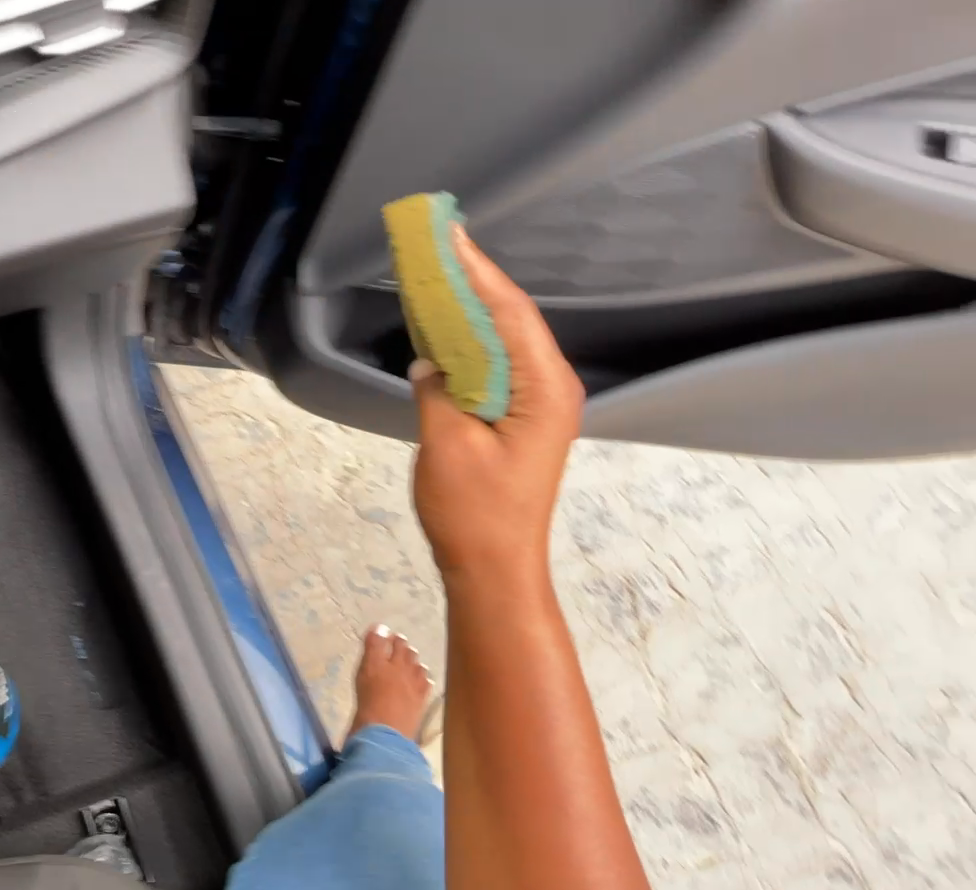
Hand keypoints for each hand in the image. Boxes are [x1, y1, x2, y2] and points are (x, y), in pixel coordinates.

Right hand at [410, 225, 585, 580]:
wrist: (493, 565)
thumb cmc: (473, 510)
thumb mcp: (446, 447)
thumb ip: (437, 393)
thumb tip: (429, 360)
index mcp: (543, 388)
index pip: (509, 314)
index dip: (478, 271)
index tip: (451, 234)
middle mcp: (550, 388)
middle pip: (511, 320)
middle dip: (476, 281)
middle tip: (441, 244)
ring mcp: (536, 405)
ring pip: (503, 343)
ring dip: (471, 310)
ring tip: (440, 275)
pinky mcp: (518, 420)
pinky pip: (494, 368)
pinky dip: (469, 345)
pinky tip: (446, 331)